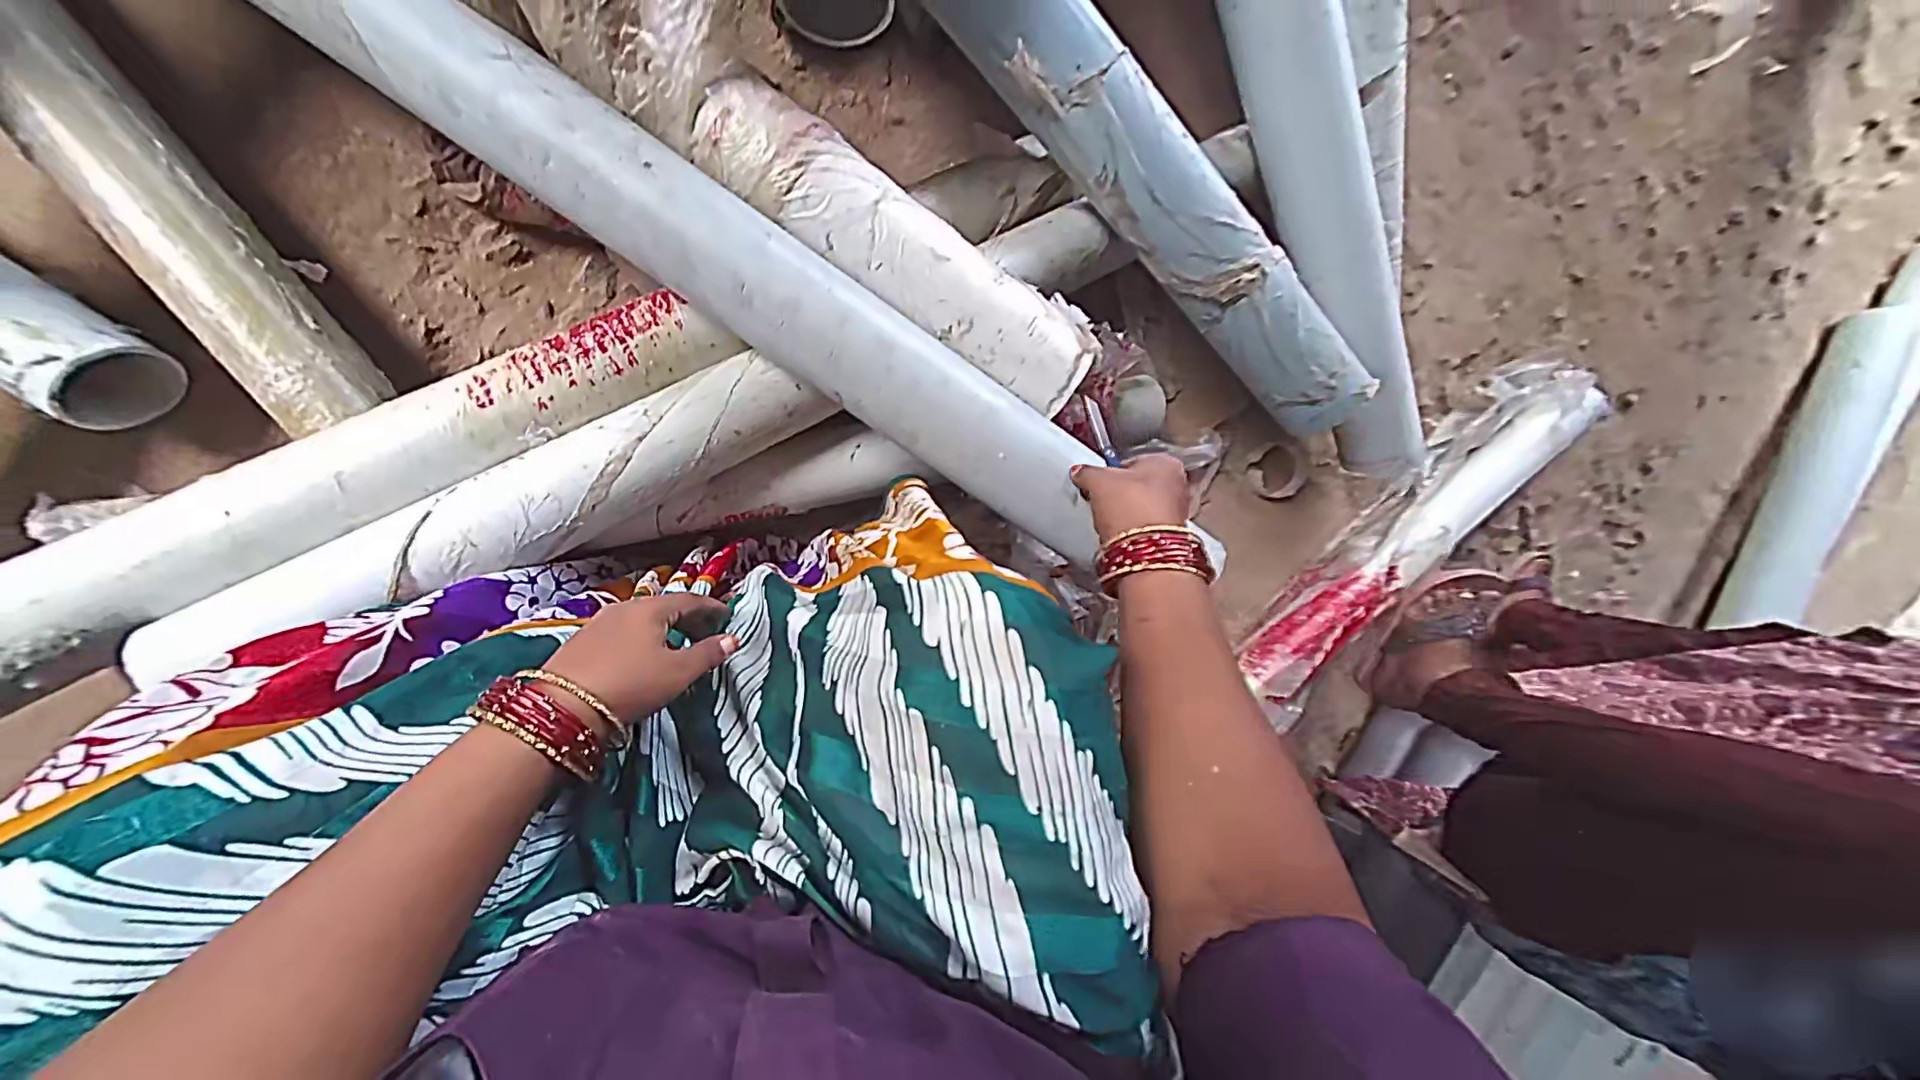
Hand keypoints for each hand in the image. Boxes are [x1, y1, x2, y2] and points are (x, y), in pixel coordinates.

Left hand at [539, 594, 738, 724]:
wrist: (562, 708)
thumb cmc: (630, 685)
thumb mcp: (678, 672)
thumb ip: (708, 654)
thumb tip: (731, 639)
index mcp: (650, 608)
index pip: (690, 600)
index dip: (712, 607)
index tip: (727, 615)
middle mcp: (623, 608)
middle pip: (665, 607)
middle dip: (689, 618)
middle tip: (707, 633)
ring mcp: (599, 623)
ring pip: (642, 619)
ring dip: (664, 629)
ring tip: (678, 646)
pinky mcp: (582, 642)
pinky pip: (623, 631)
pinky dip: (643, 637)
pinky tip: (644, 656)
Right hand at [1070, 454, 1189, 541]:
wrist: (1143, 548)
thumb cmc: (1132, 508)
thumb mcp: (1098, 481)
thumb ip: (1087, 472)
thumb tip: (1081, 472)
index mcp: (1166, 461)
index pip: (1132, 460)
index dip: (1111, 471)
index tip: (1100, 480)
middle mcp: (1179, 484)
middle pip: (1140, 483)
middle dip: (1121, 492)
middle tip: (1103, 499)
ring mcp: (1177, 510)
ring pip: (1143, 505)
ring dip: (1127, 511)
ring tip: (1111, 518)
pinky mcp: (1170, 534)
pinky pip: (1145, 525)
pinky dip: (1133, 528)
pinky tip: (1121, 532)